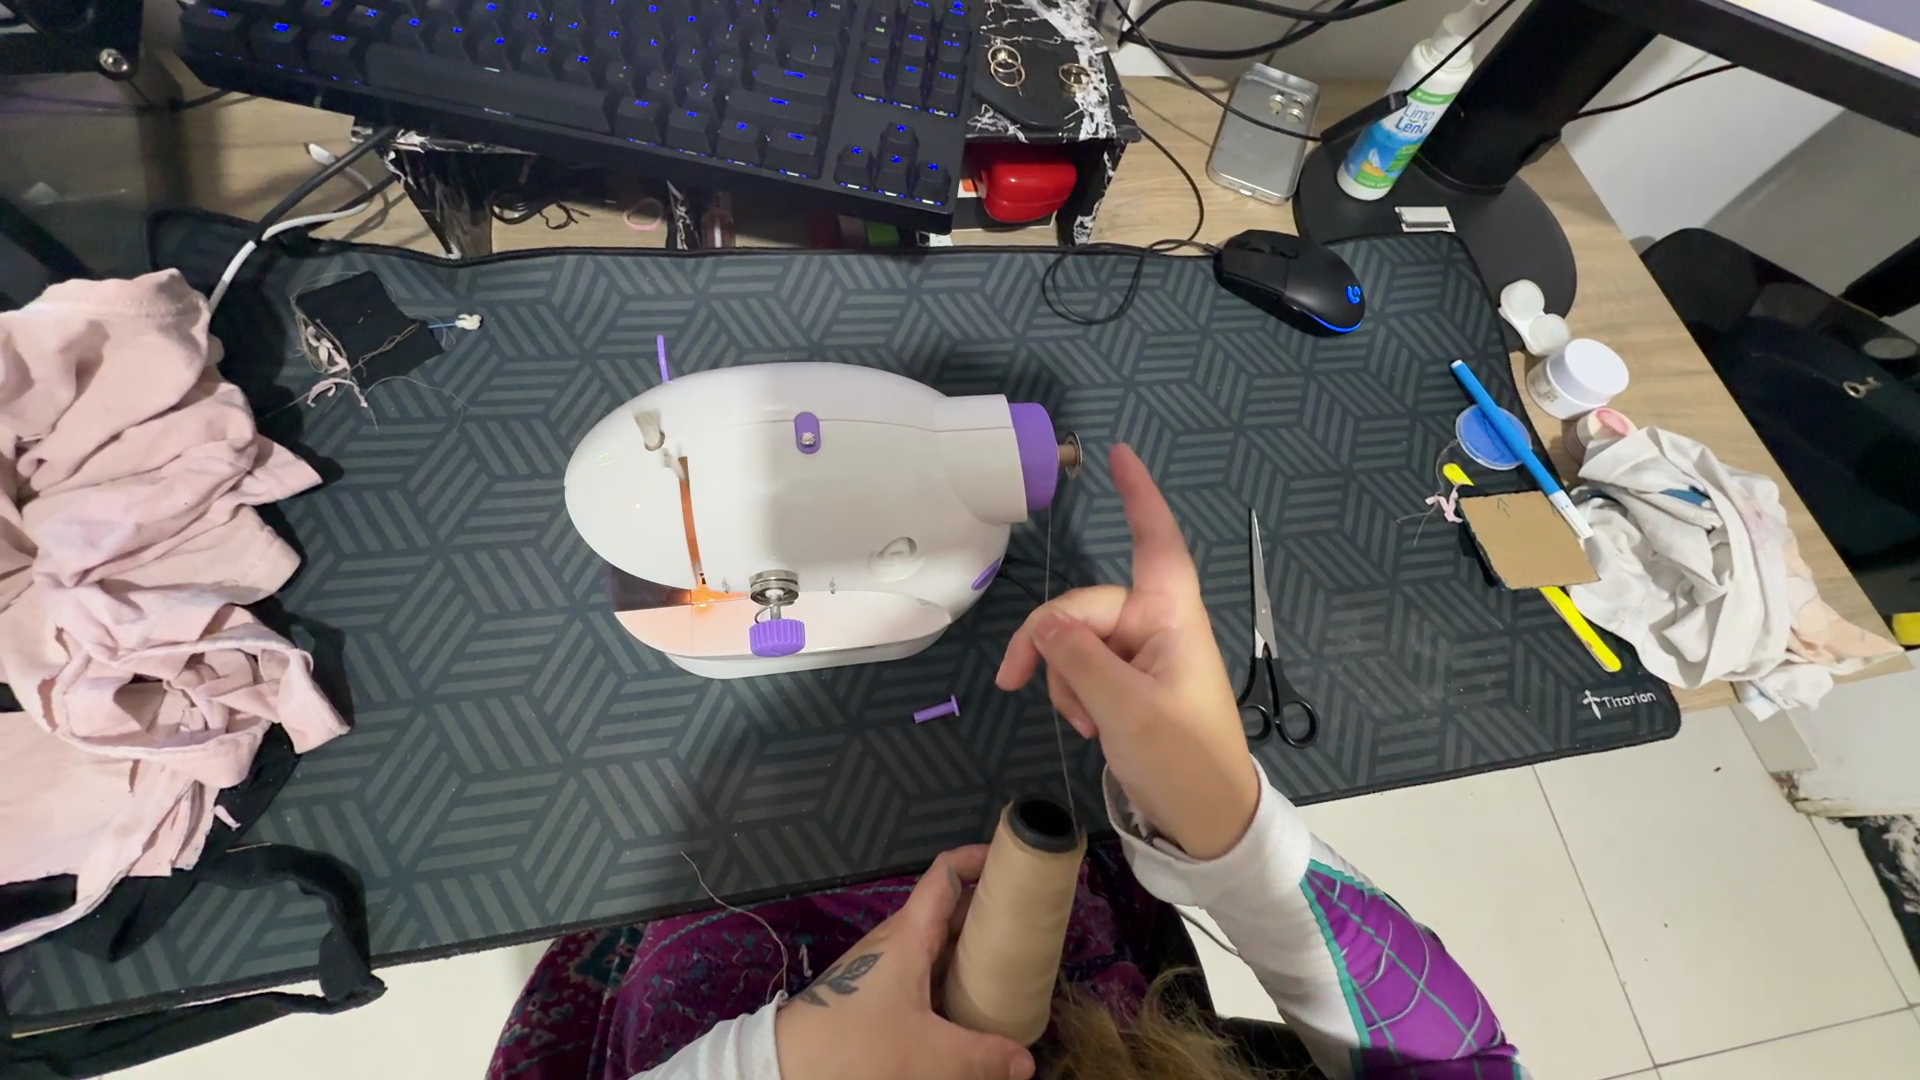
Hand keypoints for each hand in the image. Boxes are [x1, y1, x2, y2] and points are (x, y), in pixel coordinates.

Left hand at [775, 846, 1035, 1079]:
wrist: (788, 1065)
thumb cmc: (856, 1044)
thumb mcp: (926, 1054)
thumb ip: (980, 1056)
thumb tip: (1027, 1062)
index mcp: (911, 932)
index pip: (946, 872)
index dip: (979, 856)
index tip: (1011, 858)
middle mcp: (899, 937)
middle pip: (949, 906)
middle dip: (986, 907)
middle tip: (1024, 919)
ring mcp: (886, 961)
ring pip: (937, 939)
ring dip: (969, 942)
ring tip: (1007, 957)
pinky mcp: (877, 986)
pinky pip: (924, 966)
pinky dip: (951, 970)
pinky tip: (969, 997)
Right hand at [995, 444, 1257, 859]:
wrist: (1205, 821)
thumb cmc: (1182, 759)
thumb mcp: (1125, 708)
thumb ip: (1079, 658)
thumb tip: (1045, 626)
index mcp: (1170, 615)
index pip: (1155, 541)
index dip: (1138, 496)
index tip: (1118, 455)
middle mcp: (1154, 623)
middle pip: (1084, 607)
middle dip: (1052, 644)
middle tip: (1016, 680)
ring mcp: (1139, 653)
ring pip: (1076, 640)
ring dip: (1065, 678)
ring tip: (1084, 723)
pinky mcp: (1127, 680)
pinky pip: (1082, 667)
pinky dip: (1073, 692)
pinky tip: (1087, 724)